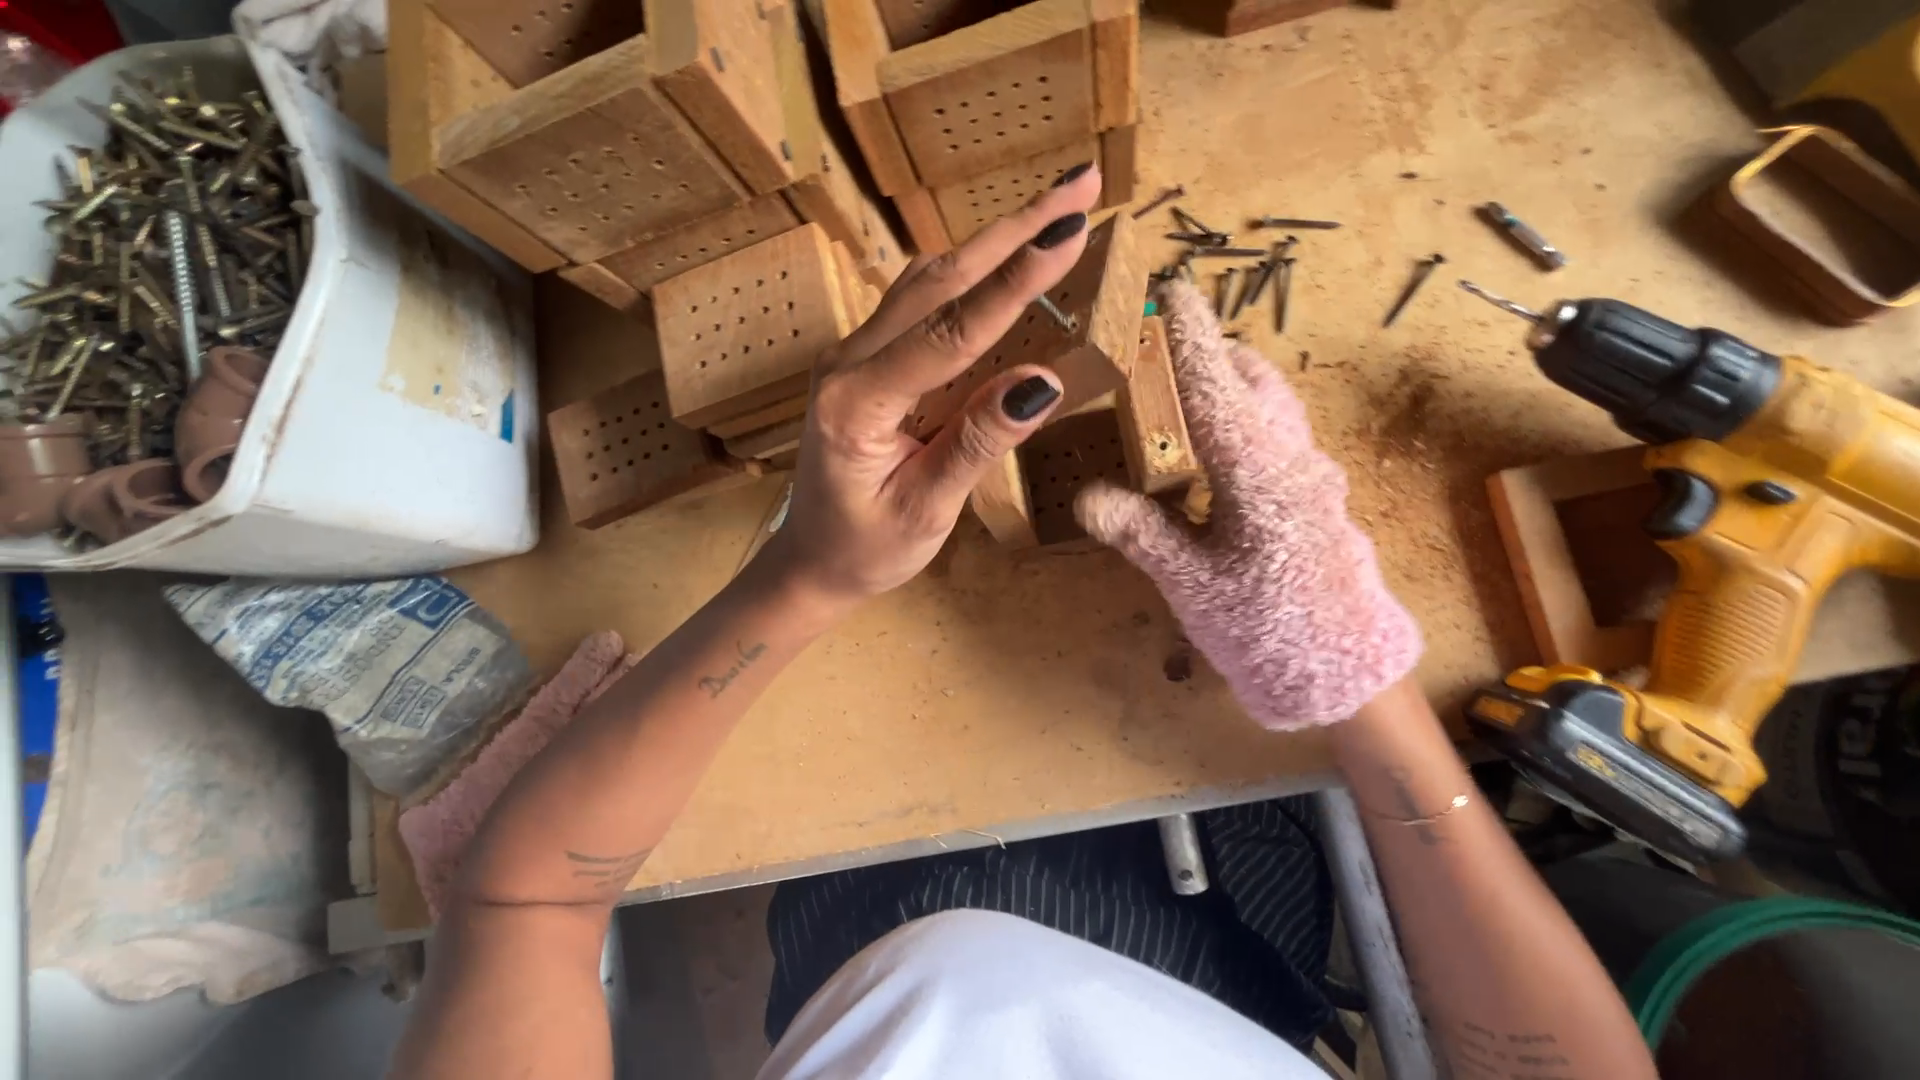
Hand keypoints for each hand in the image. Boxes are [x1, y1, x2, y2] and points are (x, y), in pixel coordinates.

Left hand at [758, 164, 1104, 607]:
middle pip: (939, 281)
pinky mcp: (866, 359)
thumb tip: (1042, 380)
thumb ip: (977, 443)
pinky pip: (921, 304)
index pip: (951, 331)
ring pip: (929, 282)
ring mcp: (854, 354)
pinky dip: (970, 274)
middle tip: (1079, 184)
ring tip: (1055, 208)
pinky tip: (1004, 254)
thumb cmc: (864, 550)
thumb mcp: (925, 511)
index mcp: (858, 403)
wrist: (809, 559)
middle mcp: (849, 362)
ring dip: (993, 242)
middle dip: (1013, 231)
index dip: (1015, 281)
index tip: (1069, 229)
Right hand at [1074, 282, 1422, 728]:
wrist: (1345, 674)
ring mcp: (1312, 475)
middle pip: (1253, 379)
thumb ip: (1140, 533)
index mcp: (1257, 469)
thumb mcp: (1192, 585)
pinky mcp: (1315, 498)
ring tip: (1179, 401)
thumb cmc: (1267, 627)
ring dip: (1229, 386)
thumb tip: (1084, 496)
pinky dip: (1242, 421)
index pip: (1214, 383)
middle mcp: (1291, 458)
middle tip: (1160, 354)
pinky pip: (1277, 437)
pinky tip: (1210, 461)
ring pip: (1270, 405)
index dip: (1188, 334)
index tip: (1170, 288)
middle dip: (1211, 353)